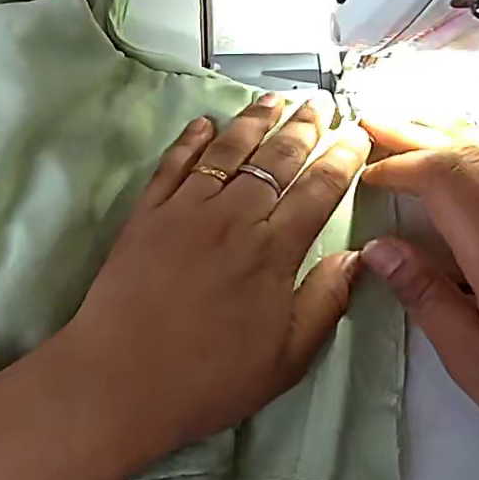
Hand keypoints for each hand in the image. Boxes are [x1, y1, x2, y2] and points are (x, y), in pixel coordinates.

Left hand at [0, 95, 370, 479]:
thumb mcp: (286, 359)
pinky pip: (173, 165)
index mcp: (272, 252)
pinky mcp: (146, 213)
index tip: (357, 134)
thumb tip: (358, 256)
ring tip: (274, 99)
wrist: (120, 381)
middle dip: (303, 127)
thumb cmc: (209, 378)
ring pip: (227, 151)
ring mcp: (185, 210)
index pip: (317, 191)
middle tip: (320, 102)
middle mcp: (232, 218)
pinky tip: (204, 122)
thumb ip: (325, 302)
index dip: (341, 158)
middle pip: (275, 160)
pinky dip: (190, 140)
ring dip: (254, 121)